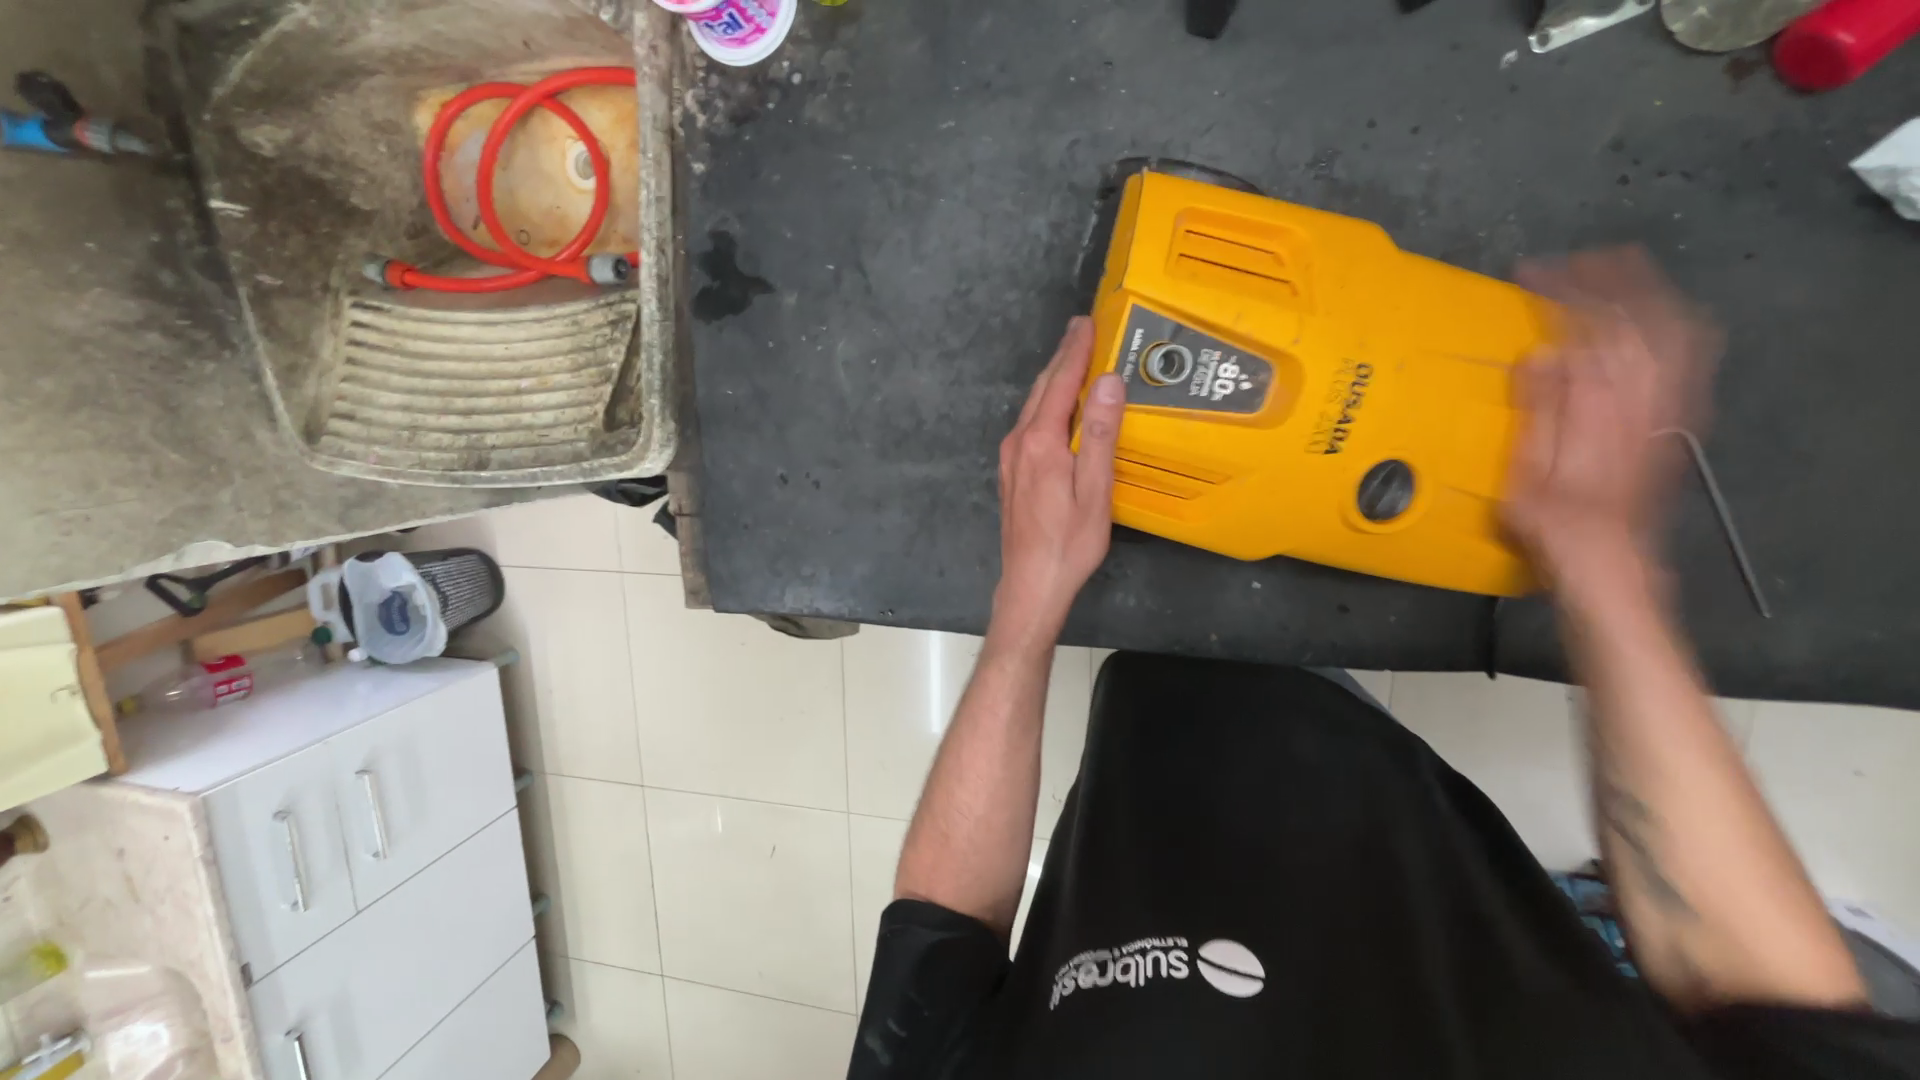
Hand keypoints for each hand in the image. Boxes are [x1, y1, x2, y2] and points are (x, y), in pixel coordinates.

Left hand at [991, 317, 1126, 646]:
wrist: (1031, 582)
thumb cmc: (1070, 543)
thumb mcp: (1095, 490)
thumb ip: (1100, 434)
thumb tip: (1108, 382)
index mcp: (1041, 442)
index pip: (1060, 383)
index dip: (1076, 351)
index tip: (1089, 322)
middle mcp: (1019, 442)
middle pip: (1041, 389)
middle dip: (1063, 358)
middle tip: (1082, 329)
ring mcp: (1010, 459)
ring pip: (1032, 407)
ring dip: (1053, 380)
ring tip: (1073, 358)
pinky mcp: (1011, 473)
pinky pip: (1029, 425)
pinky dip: (1046, 404)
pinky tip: (1058, 406)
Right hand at [1504, 248, 1720, 600]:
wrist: (1610, 559)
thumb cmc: (1554, 522)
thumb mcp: (1527, 473)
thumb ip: (1538, 411)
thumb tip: (1539, 355)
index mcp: (1601, 407)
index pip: (1588, 329)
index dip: (1561, 293)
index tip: (1532, 274)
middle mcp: (1646, 398)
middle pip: (1641, 319)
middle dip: (1609, 281)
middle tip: (1574, 260)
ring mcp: (1668, 405)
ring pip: (1672, 330)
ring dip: (1646, 294)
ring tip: (1615, 271)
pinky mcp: (1675, 417)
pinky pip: (1690, 354)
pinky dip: (1674, 323)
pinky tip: (1659, 316)